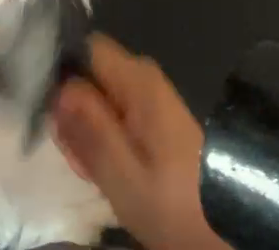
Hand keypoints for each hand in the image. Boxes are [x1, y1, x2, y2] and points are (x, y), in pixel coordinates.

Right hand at [52, 35, 229, 249]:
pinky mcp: (150, 120)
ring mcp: (147, 100)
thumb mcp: (123, 174)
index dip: (61, 73)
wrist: (225, 231)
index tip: (53, 113)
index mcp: (136, 79)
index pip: (84, 46)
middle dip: (71, 112)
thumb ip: (89, 127)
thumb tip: (58, 87)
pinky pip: (111, 117)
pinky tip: (106, 171)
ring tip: (91, 169)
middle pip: (87, 76)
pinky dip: (102, 142)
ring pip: (95, 100)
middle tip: (75, 154)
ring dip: (84, 132)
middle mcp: (141, 79)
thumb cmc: (174, 203)